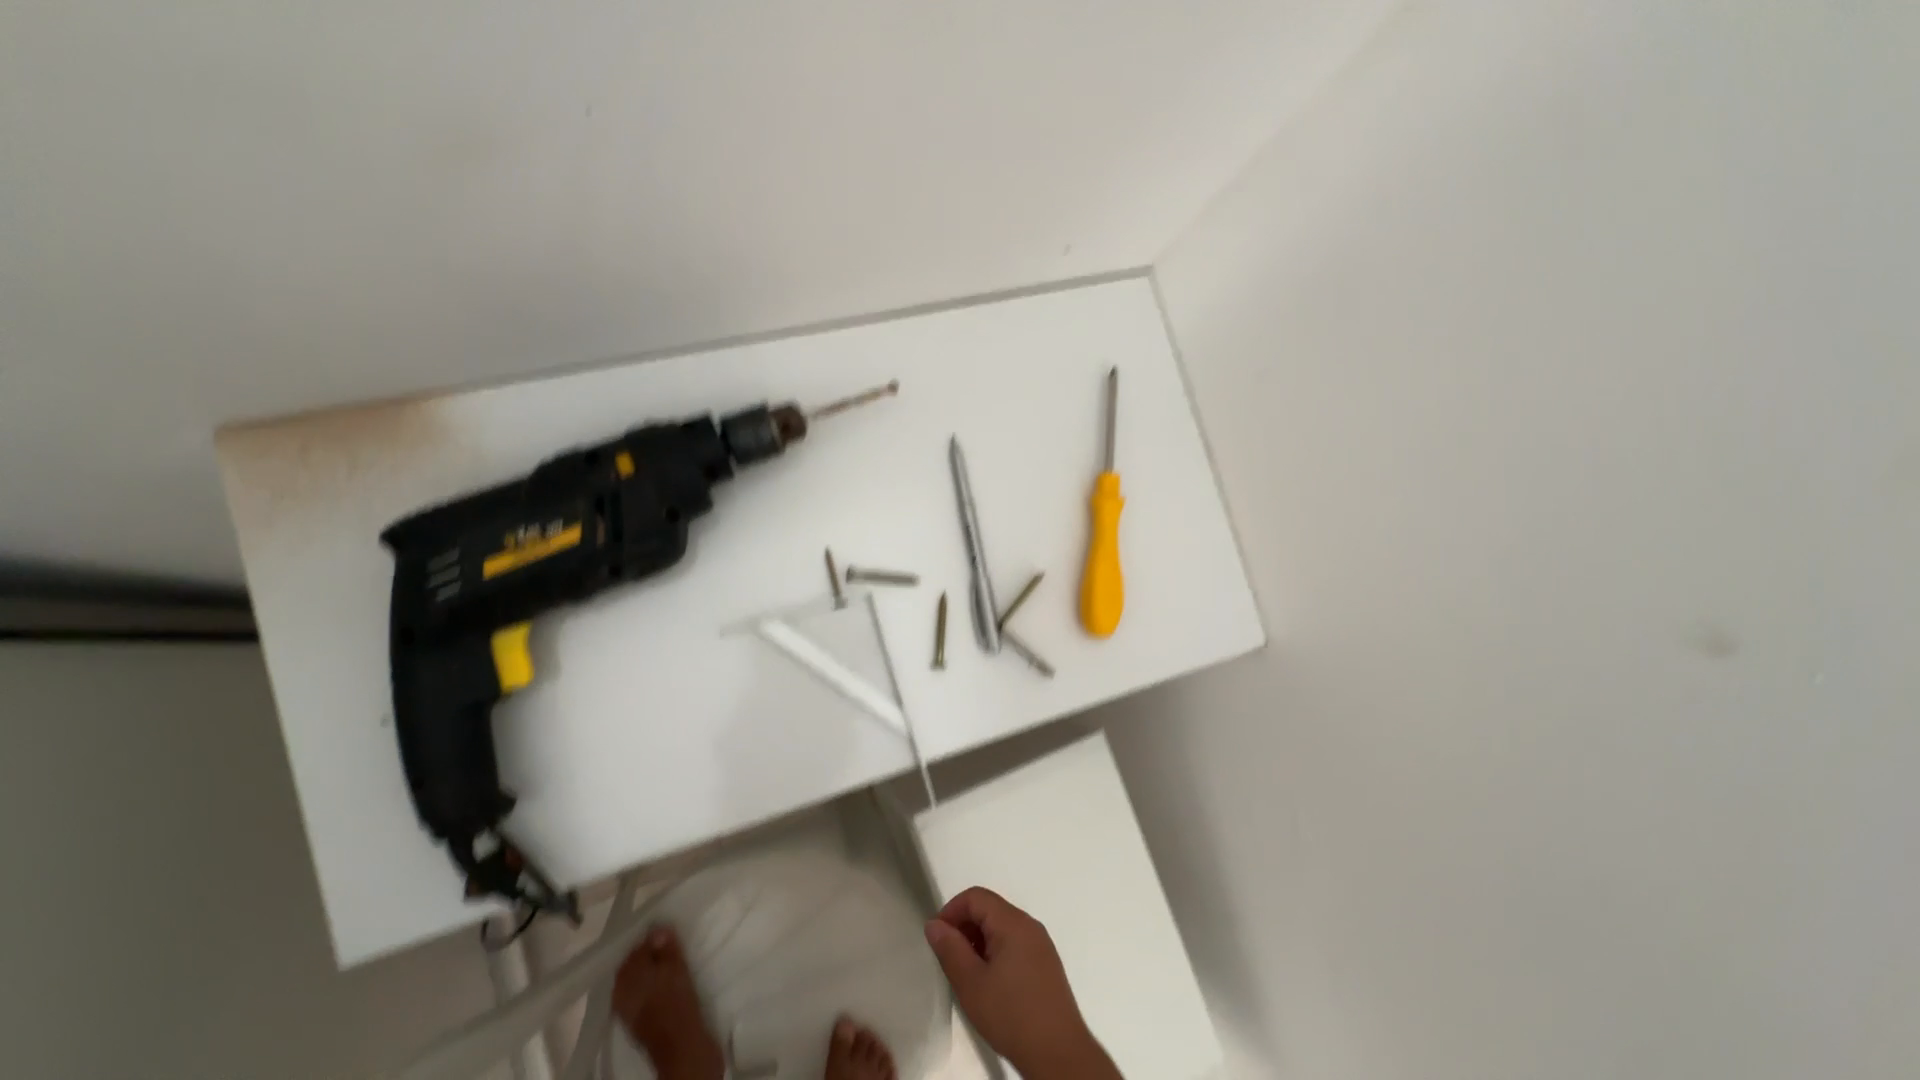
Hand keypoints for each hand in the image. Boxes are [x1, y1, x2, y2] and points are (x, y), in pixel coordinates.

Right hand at [924, 886, 1119, 1078]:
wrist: (1058, 1052)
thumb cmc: (1010, 1014)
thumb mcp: (970, 982)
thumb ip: (949, 948)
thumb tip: (935, 924)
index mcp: (1013, 923)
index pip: (976, 896)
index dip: (951, 911)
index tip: (937, 939)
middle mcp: (1030, 926)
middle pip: (990, 909)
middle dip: (964, 927)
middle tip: (950, 960)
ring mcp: (1041, 945)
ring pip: (1002, 928)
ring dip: (979, 941)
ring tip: (968, 975)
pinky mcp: (1046, 964)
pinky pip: (1015, 944)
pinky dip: (996, 952)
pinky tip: (990, 984)